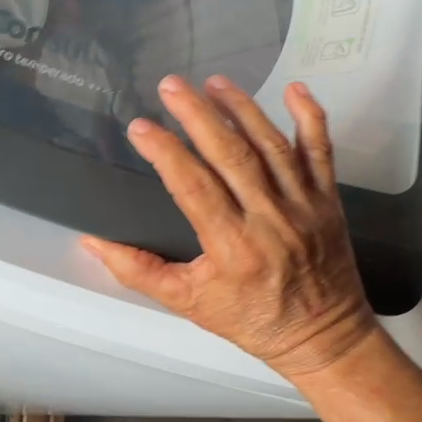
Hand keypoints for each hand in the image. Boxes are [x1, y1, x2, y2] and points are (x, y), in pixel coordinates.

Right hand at [82, 74, 377, 380]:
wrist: (326, 339)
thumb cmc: (252, 320)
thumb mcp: (187, 303)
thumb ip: (138, 271)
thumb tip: (92, 242)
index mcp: (233, 245)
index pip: (194, 187)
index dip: (166, 153)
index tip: (140, 127)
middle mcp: (271, 219)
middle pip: (232, 156)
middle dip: (199, 115)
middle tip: (171, 85)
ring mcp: (304, 206)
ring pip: (272, 146)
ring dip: (243, 109)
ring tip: (213, 81)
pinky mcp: (329, 201)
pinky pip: (322, 152)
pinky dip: (311, 118)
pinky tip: (295, 88)